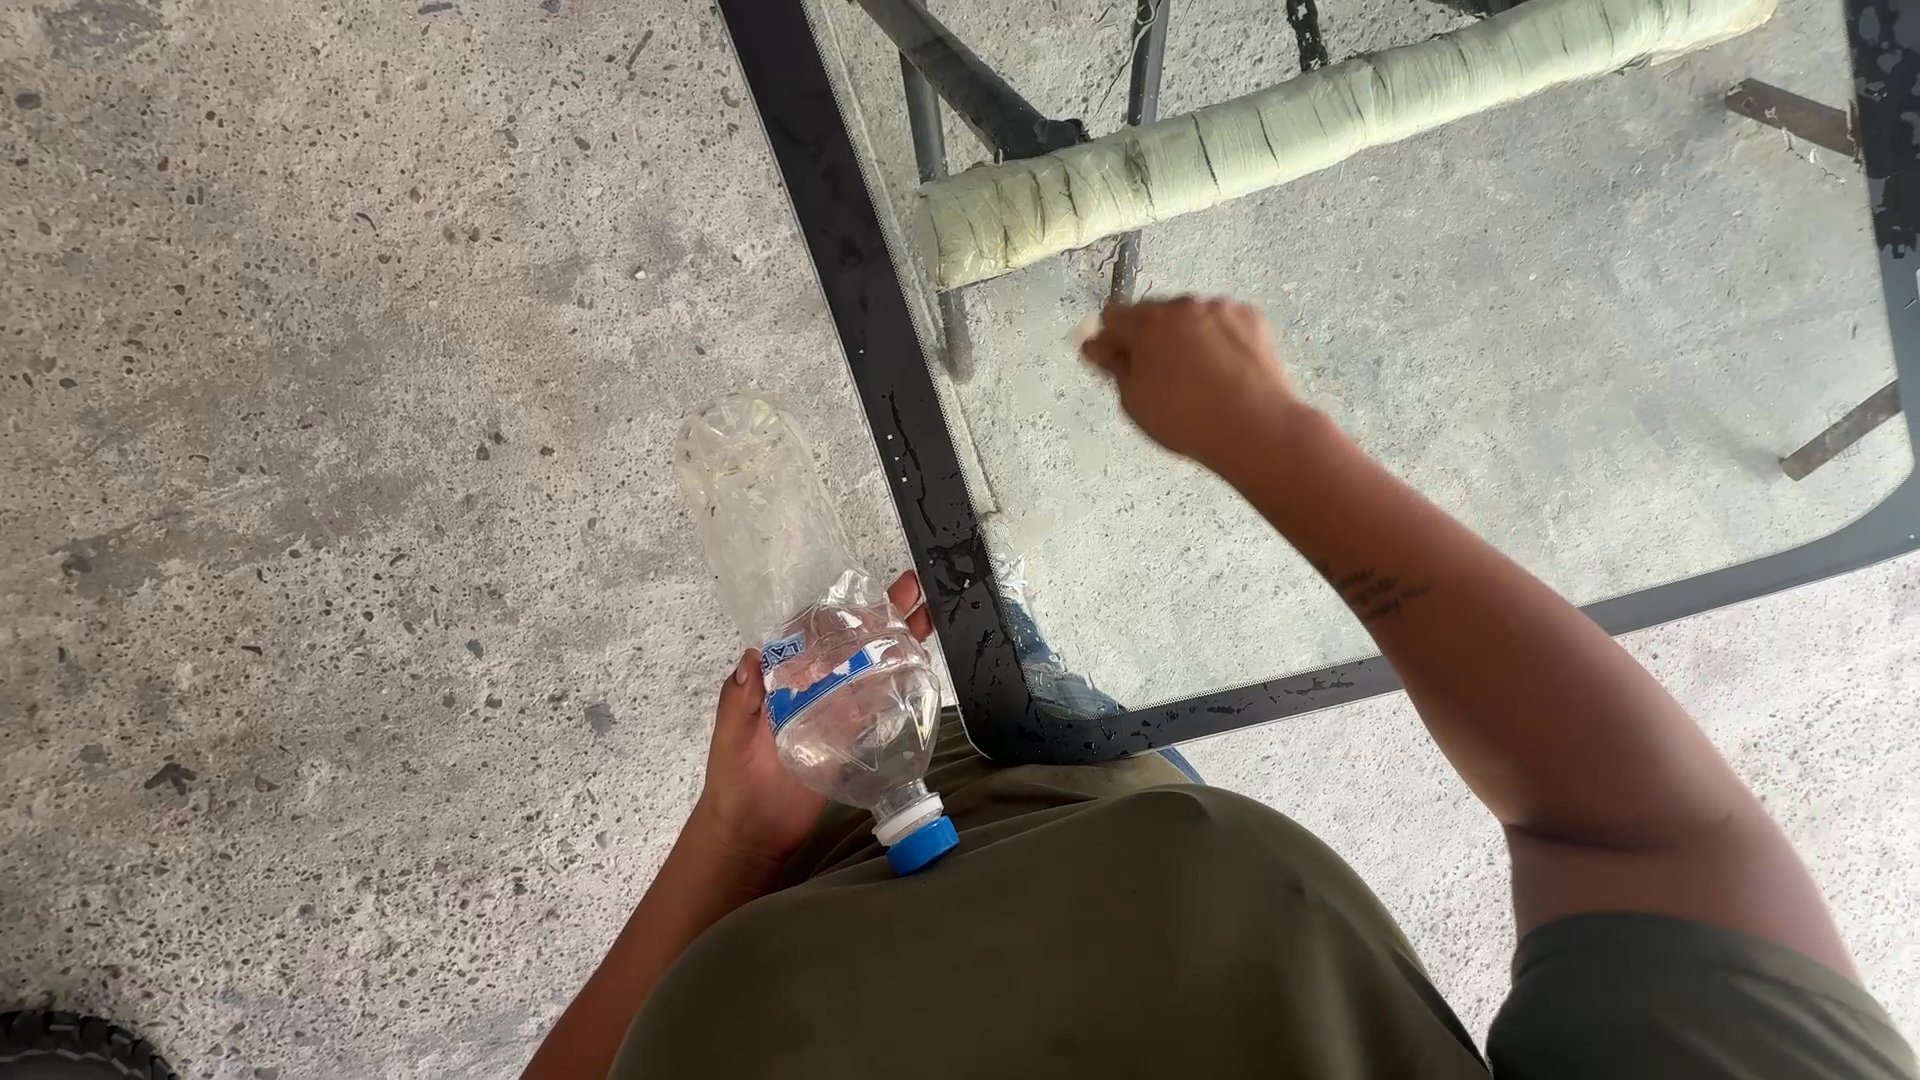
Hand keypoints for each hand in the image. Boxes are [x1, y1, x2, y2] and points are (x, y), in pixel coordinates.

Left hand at [692, 570, 935, 869]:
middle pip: (849, 640)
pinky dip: (901, 679)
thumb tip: (751, 654)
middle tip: (912, 589)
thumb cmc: (734, 780)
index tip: (865, 591)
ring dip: (897, 639)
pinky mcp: (854, 732)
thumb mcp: (729, 736)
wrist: (754, 832)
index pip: (812, 631)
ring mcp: (836, 705)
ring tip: (927, 615)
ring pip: (870, 663)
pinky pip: (880, 699)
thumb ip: (739, 700)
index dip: (839, 608)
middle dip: (880, 613)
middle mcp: (812, 682)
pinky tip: (924, 661)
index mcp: (781, 675)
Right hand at [1080, 297, 1308, 470]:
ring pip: (1189, 317)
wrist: (1254, 428)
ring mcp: (1220, 308)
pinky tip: (1221, 373)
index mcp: (1148, 322)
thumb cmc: (1187, 419)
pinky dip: (1216, 341)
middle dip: (1149, 339)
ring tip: (1195, 381)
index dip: (1110, 340)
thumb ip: (1112, 366)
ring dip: (1184, 338)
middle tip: (1158, 380)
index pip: (1112, 315)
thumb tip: (1094, 346)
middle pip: (1153, 314)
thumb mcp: (1133, 400)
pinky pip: (1221, 323)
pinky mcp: (1250, 317)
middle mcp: (1183, 305)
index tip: (1116, 362)